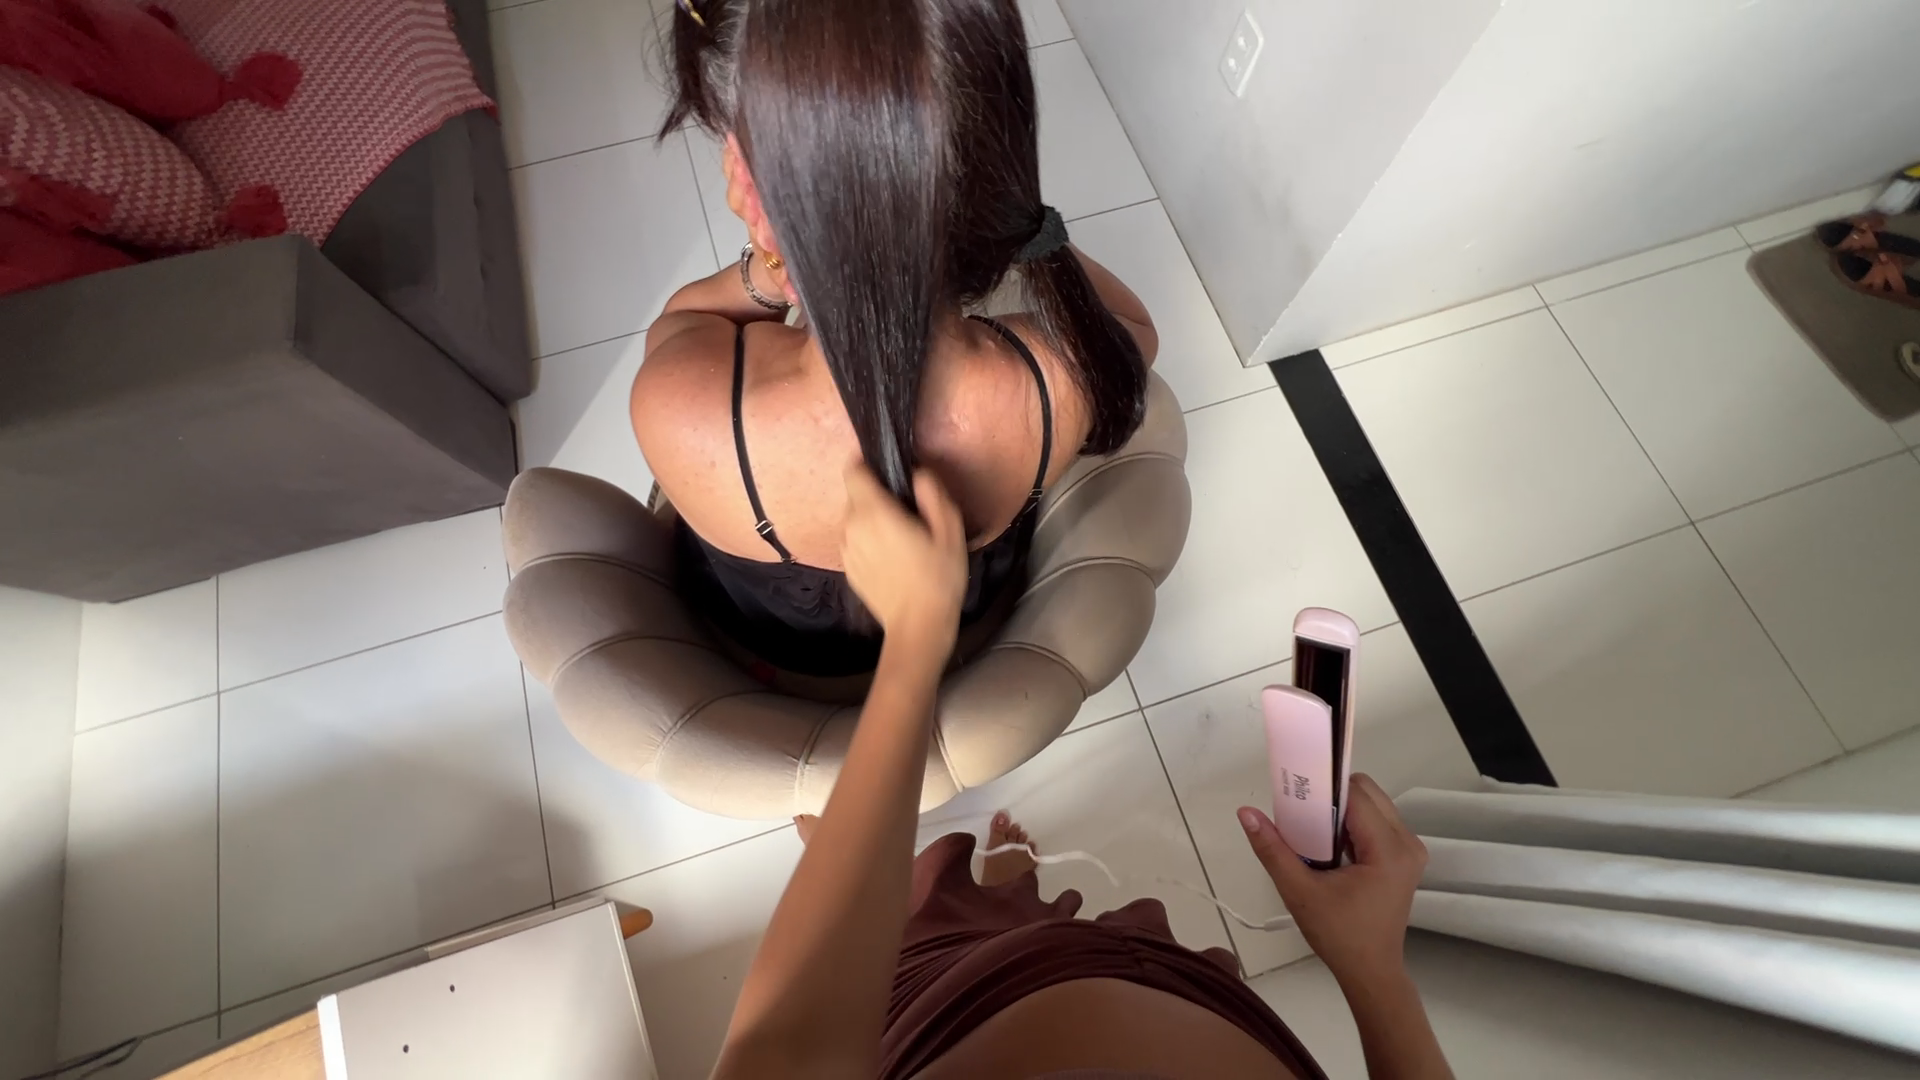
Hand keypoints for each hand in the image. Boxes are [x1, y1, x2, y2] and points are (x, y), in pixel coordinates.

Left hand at [840, 464, 967, 653]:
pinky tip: (891, 557)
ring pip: (854, 518)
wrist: (918, 627)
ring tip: (901, 536)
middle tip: (907, 511)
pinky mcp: (847, 567)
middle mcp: (852, 527)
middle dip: (877, 495)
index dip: (868, 464)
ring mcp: (846, 549)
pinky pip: (854, 539)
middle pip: (855, 495)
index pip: (853, 471)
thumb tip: (919, 473)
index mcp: (874, 513)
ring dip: (871, 518)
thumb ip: (932, 494)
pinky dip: (868, 539)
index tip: (889, 472)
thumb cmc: (938, 578)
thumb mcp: (949, 531)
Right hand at [1239, 774, 1426, 989]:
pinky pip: (1374, 820)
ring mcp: (1408, 850)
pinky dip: (1348, 821)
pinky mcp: (1401, 858)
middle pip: (1365, 792)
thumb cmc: (1338, 933)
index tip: (1293, 788)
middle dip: (1330, 794)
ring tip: (1310, 827)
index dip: (1323, 786)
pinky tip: (1325, 840)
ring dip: (1338, 807)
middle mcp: (1406, 843)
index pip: (1355, 794)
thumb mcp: (1298, 891)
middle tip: (1300, 811)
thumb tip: (1245, 812)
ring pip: (1370, 803)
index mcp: (1388, 850)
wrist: (1369, 972)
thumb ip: (1272, 848)